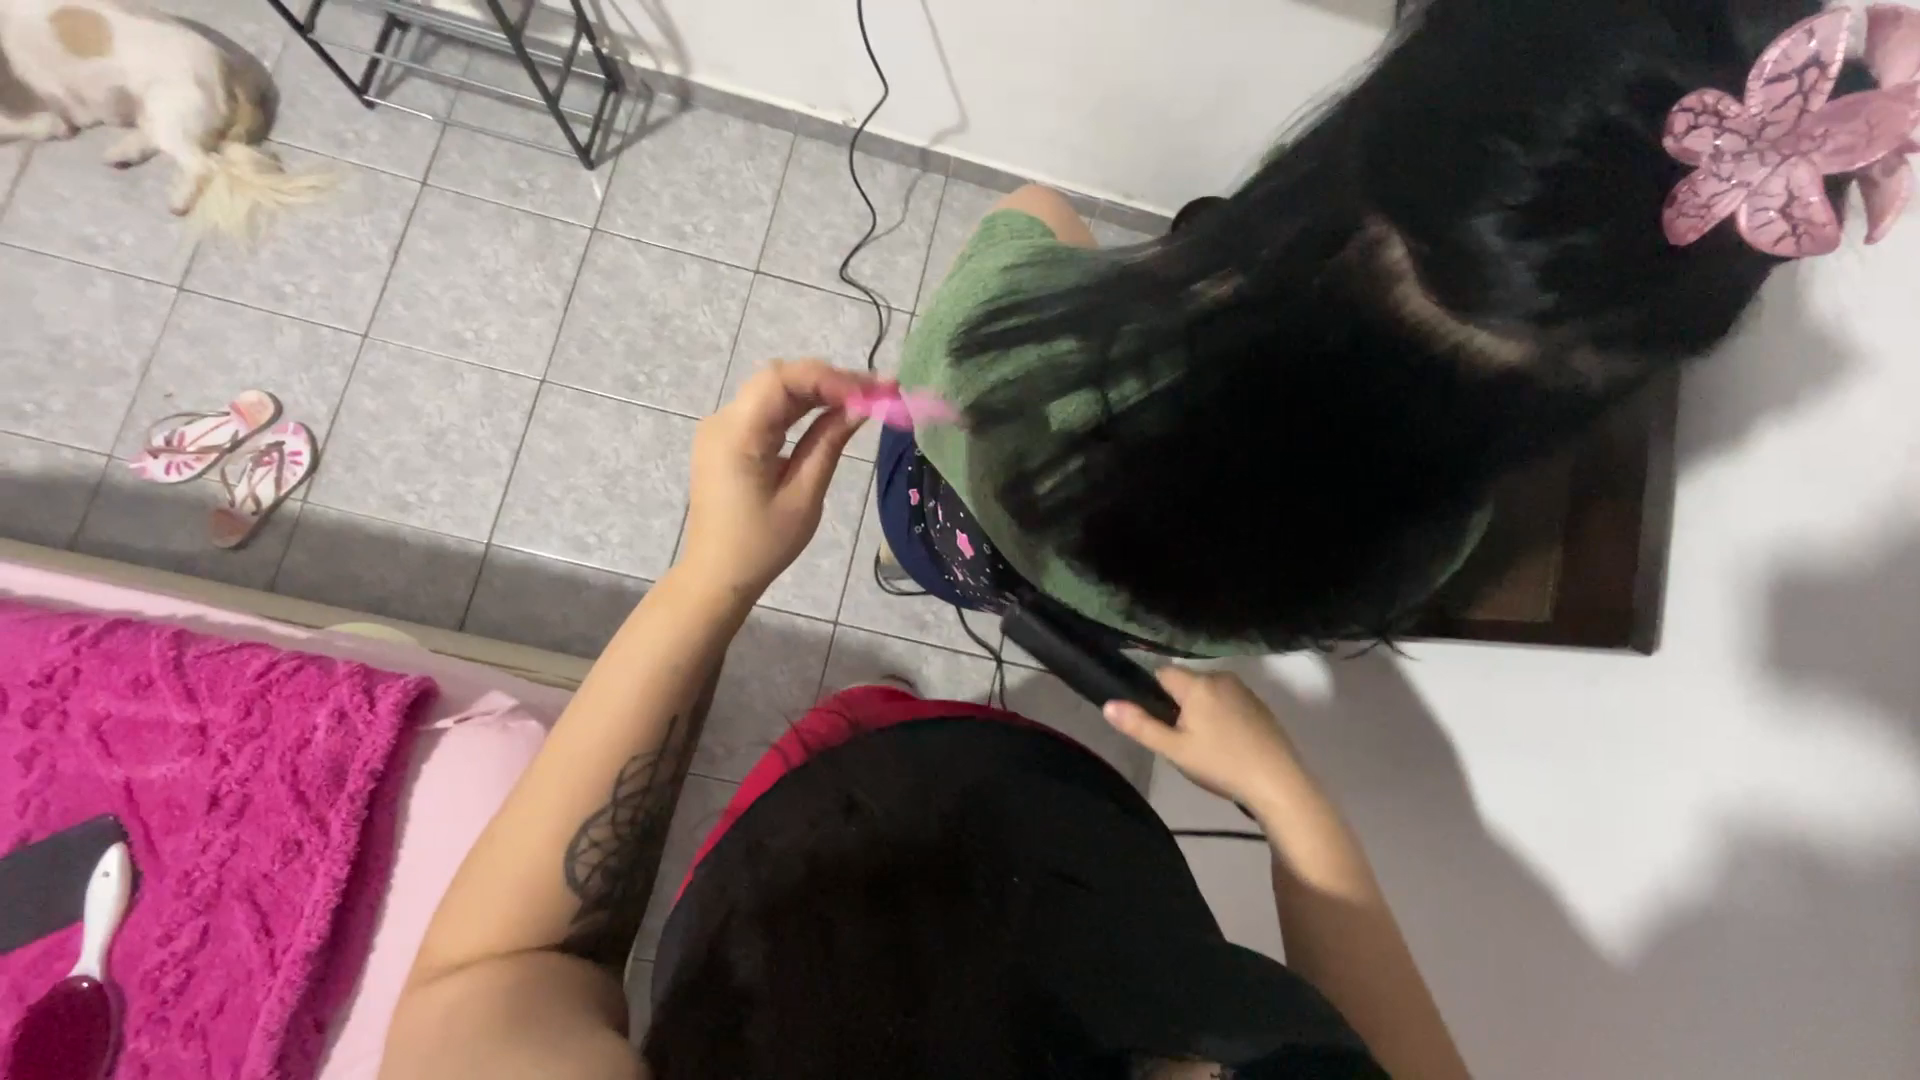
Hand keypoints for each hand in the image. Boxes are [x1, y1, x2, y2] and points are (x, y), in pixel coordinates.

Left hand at [679, 359, 877, 600]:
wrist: (717, 575)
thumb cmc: (762, 545)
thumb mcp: (803, 496)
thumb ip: (828, 443)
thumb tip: (860, 407)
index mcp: (737, 435)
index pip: (783, 380)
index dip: (829, 378)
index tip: (871, 392)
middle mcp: (723, 421)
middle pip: (778, 379)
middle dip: (829, 380)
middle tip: (876, 393)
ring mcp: (722, 428)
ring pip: (774, 391)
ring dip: (818, 391)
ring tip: (863, 400)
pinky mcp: (728, 439)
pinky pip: (767, 410)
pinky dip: (800, 407)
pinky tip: (831, 413)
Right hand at [1103, 668, 1308, 806]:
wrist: (1278, 783)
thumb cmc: (1221, 764)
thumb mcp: (1174, 750)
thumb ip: (1140, 725)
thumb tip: (1107, 704)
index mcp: (1197, 684)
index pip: (1162, 673)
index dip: (1155, 694)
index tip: (1160, 722)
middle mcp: (1221, 678)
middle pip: (1186, 683)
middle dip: (1179, 705)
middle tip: (1182, 741)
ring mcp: (1244, 691)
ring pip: (1208, 693)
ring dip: (1202, 711)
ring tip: (1207, 747)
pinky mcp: (1261, 706)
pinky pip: (1229, 702)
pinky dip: (1223, 717)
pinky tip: (1229, 746)